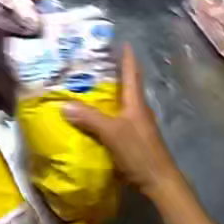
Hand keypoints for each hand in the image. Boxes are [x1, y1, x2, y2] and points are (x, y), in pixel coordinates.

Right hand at [62, 44, 184, 199]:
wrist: (159, 182)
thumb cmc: (139, 152)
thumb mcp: (111, 133)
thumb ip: (89, 118)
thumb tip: (64, 104)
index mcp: (136, 102)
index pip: (132, 73)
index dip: (127, 57)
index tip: (121, 42)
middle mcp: (139, 109)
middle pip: (129, 85)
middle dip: (117, 72)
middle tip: (98, 62)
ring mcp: (138, 124)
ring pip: (124, 101)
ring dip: (112, 92)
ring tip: (92, 86)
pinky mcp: (135, 138)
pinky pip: (119, 117)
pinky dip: (108, 111)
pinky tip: (96, 115)